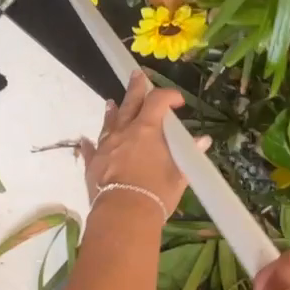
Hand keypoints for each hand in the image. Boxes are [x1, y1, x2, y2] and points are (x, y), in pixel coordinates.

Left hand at [78, 72, 199, 219]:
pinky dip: (90, 144)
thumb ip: (188, 155)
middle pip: (129, 104)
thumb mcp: (179, 175)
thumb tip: (203, 140)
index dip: (168, 96)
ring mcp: (105, 146)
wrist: (124, 214)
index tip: (178, 101)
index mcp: (146, 130)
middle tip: (136, 74)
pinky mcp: (92, 163)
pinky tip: (85, 140)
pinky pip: (90, 149)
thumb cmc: (156, 192)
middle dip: (135, 88)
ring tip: (110, 102)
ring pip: (108, 123)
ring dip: (112, 112)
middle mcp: (123, 132)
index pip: (157, 101)